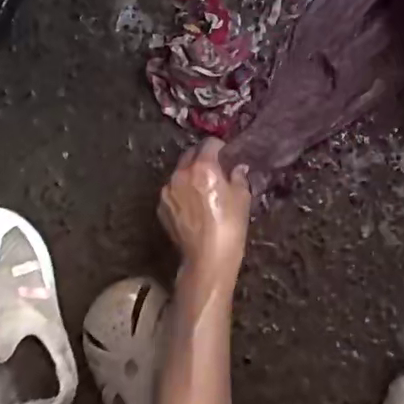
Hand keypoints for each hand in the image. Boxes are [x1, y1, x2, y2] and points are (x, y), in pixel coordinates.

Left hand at [159, 139, 251, 290]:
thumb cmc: (229, 227)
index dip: (219, 147)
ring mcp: (168, 190)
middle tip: (215, 171)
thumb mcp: (242, 198)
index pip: (209, 143)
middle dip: (202, 158)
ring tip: (202, 191)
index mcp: (203, 166)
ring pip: (179, 172)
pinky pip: (172, 190)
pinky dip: (181, 192)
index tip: (226, 156)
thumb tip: (237, 167)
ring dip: (190, 174)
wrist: (207, 260)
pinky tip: (192, 207)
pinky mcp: (161, 206)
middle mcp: (181, 173)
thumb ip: (238, 177)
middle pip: (191, 154)